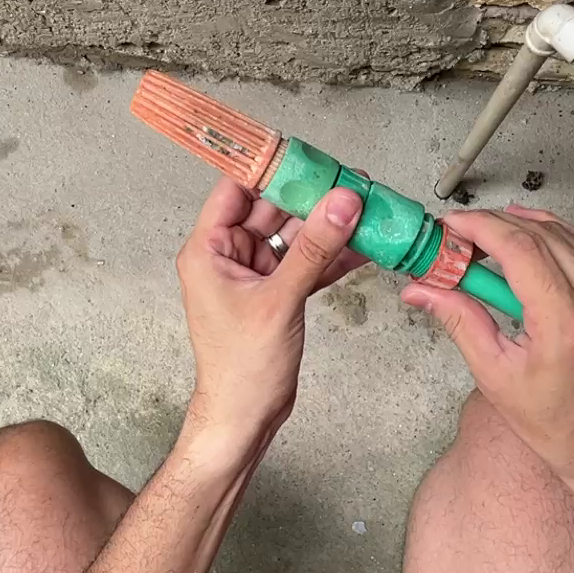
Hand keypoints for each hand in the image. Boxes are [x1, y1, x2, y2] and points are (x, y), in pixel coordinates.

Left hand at [176, 177, 367, 449]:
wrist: (245, 417)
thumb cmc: (241, 368)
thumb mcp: (279, 300)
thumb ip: (313, 249)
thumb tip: (340, 203)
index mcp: (208, 251)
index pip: (236, 190)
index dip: (270, 169)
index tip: (307, 155)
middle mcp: (228, 258)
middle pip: (272, 210)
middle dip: (312, 198)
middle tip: (352, 182)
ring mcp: (254, 276)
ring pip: (294, 237)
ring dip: (328, 227)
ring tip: (366, 209)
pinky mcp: (276, 294)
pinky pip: (304, 264)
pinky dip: (330, 256)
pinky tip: (361, 245)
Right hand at [400, 205, 573, 493]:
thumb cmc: (555, 424)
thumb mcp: (494, 375)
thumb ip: (459, 320)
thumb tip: (420, 290)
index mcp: (565, 324)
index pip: (520, 249)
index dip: (480, 227)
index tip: (450, 226)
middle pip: (541, 235)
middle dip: (493, 224)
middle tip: (457, 234)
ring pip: (565, 235)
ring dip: (520, 226)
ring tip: (482, 236)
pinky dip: (549, 237)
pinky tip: (523, 240)